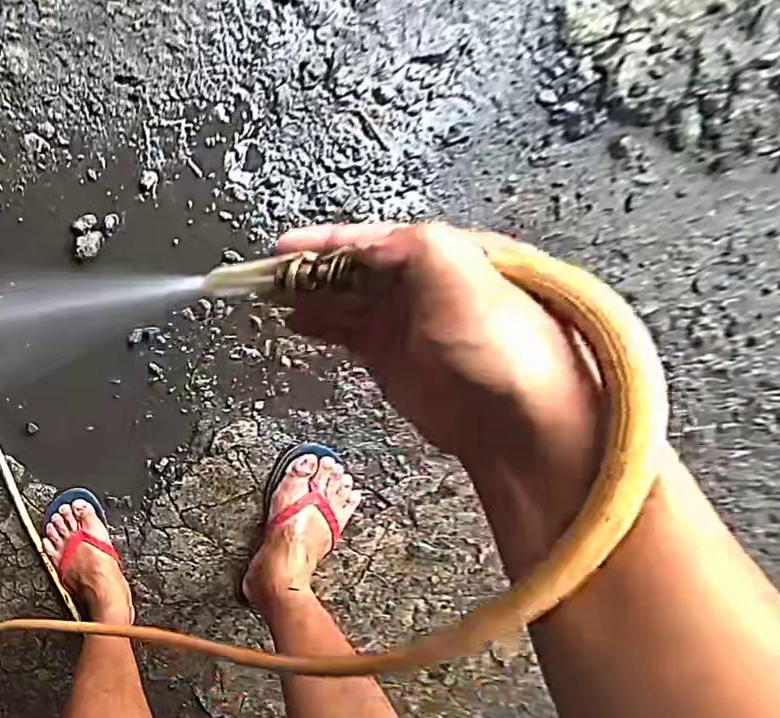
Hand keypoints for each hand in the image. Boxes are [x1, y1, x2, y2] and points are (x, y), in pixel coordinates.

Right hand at [276, 223, 603, 482]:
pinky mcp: (389, 356)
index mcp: (443, 256)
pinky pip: (344, 331)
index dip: (324, 243)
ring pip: (343, 299)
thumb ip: (415, 248)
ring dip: (307, 296)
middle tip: (266, 276)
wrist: (513, 415)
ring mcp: (403, 323)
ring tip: (272, 297)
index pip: (371, 241)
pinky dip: (319, 324)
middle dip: (307, 270)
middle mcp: (421, 285)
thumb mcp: (461, 278)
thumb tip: (368, 243)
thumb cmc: (501, 349)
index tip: (282, 249)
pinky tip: (297, 321)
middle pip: (351, 269)